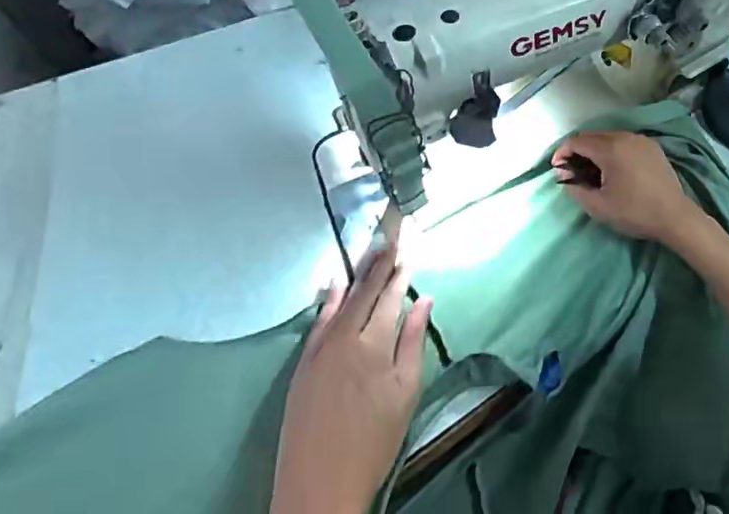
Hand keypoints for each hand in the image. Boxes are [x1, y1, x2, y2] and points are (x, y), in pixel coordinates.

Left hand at [271, 238, 432, 513]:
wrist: (319, 488)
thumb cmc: (374, 441)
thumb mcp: (406, 392)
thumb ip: (414, 341)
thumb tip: (425, 300)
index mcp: (374, 343)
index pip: (390, 297)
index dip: (400, 274)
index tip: (408, 252)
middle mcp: (344, 338)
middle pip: (364, 292)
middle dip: (378, 265)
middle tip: (389, 239)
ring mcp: (319, 350)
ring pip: (340, 302)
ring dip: (355, 276)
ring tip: (368, 252)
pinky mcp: (302, 365)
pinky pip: (318, 322)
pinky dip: (328, 300)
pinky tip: (334, 286)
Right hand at [551, 131, 709, 244]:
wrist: (674, 216)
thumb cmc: (634, 211)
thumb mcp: (598, 206)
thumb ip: (575, 188)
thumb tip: (564, 176)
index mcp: (610, 148)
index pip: (578, 141)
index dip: (563, 153)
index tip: (557, 169)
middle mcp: (625, 137)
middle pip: (592, 135)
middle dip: (578, 150)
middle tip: (572, 171)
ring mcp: (641, 140)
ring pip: (609, 136)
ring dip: (595, 149)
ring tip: (592, 171)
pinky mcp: (652, 147)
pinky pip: (625, 141)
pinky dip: (613, 149)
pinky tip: (614, 168)